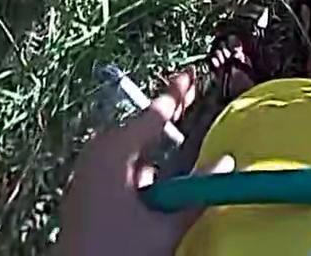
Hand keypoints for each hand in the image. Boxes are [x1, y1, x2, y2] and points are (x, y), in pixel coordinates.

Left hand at [53, 71, 231, 254]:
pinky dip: (139, 166)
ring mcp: (88, 175)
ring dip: (154, 146)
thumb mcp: (162, 226)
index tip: (190, 73)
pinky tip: (155, 181)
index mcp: (114, 151)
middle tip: (191, 97)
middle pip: (141, 127)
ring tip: (177, 140)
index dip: (176, 93)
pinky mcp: (84, 195)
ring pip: (130, 150)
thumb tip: (226, 163)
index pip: (155, 113)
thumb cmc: (114, 252)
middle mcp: (98, 154)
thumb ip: (197, 193)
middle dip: (168, 116)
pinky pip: (118, 168)